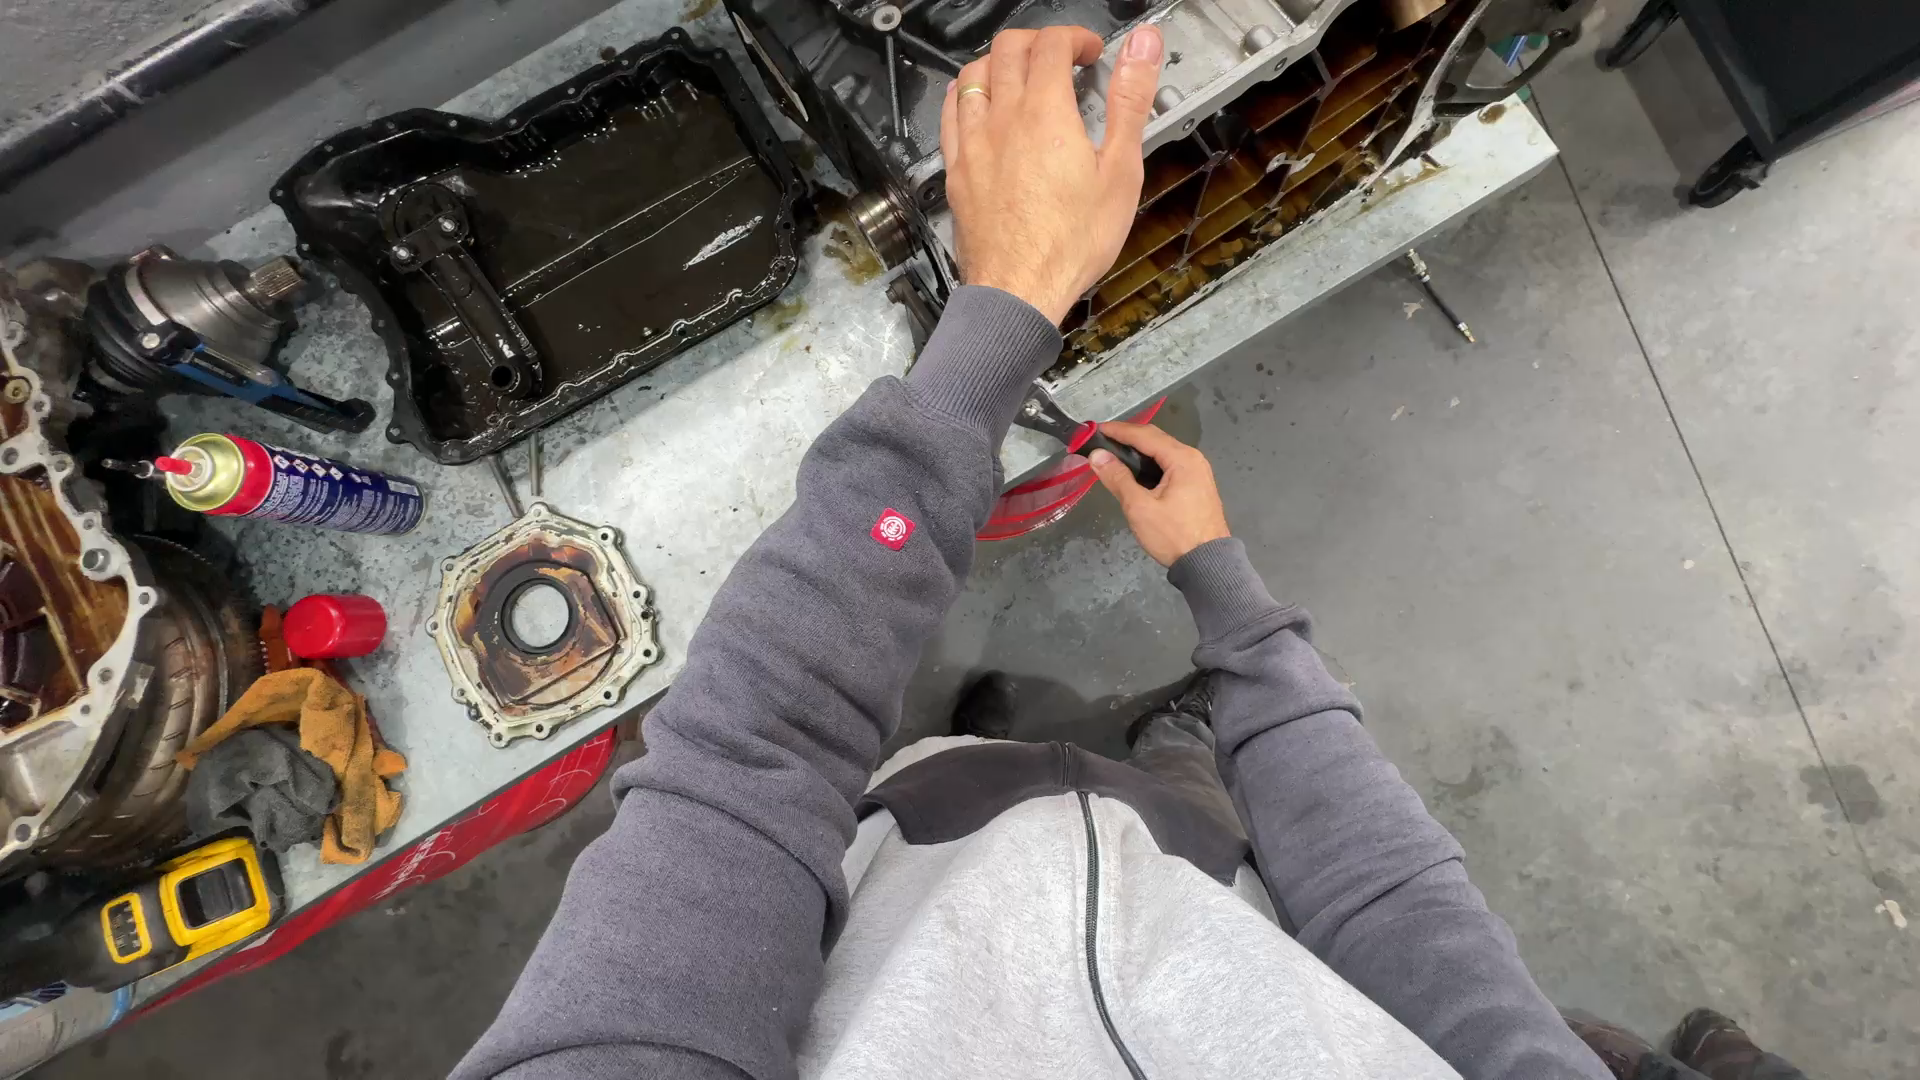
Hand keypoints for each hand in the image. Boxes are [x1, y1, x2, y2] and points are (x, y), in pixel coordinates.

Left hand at [940, 24, 1163, 324]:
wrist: (1019, 292)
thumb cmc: (1068, 247)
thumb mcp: (1120, 173)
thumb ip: (1130, 102)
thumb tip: (1143, 48)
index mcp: (1045, 112)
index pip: (1052, 44)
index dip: (1074, 38)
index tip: (1088, 53)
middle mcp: (1002, 121)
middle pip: (1008, 50)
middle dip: (1036, 42)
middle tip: (1057, 57)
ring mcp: (973, 147)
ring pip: (972, 77)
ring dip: (997, 62)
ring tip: (1016, 73)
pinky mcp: (956, 175)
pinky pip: (949, 118)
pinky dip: (964, 97)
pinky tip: (974, 105)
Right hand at [1087, 422, 1229, 566]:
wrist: (1208, 563)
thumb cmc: (1173, 534)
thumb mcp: (1139, 507)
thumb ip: (1117, 478)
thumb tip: (1097, 456)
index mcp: (1182, 458)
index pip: (1144, 435)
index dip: (1118, 430)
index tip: (1094, 430)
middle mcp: (1192, 458)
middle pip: (1155, 439)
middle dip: (1127, 437)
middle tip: (1100, 441)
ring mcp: (1197, 471)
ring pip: (1162, 452)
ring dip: (1138, 450)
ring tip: (1112, 454)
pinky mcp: (1196, 485)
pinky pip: (1169, 465)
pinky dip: (1149, 463)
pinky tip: (1134, 471)